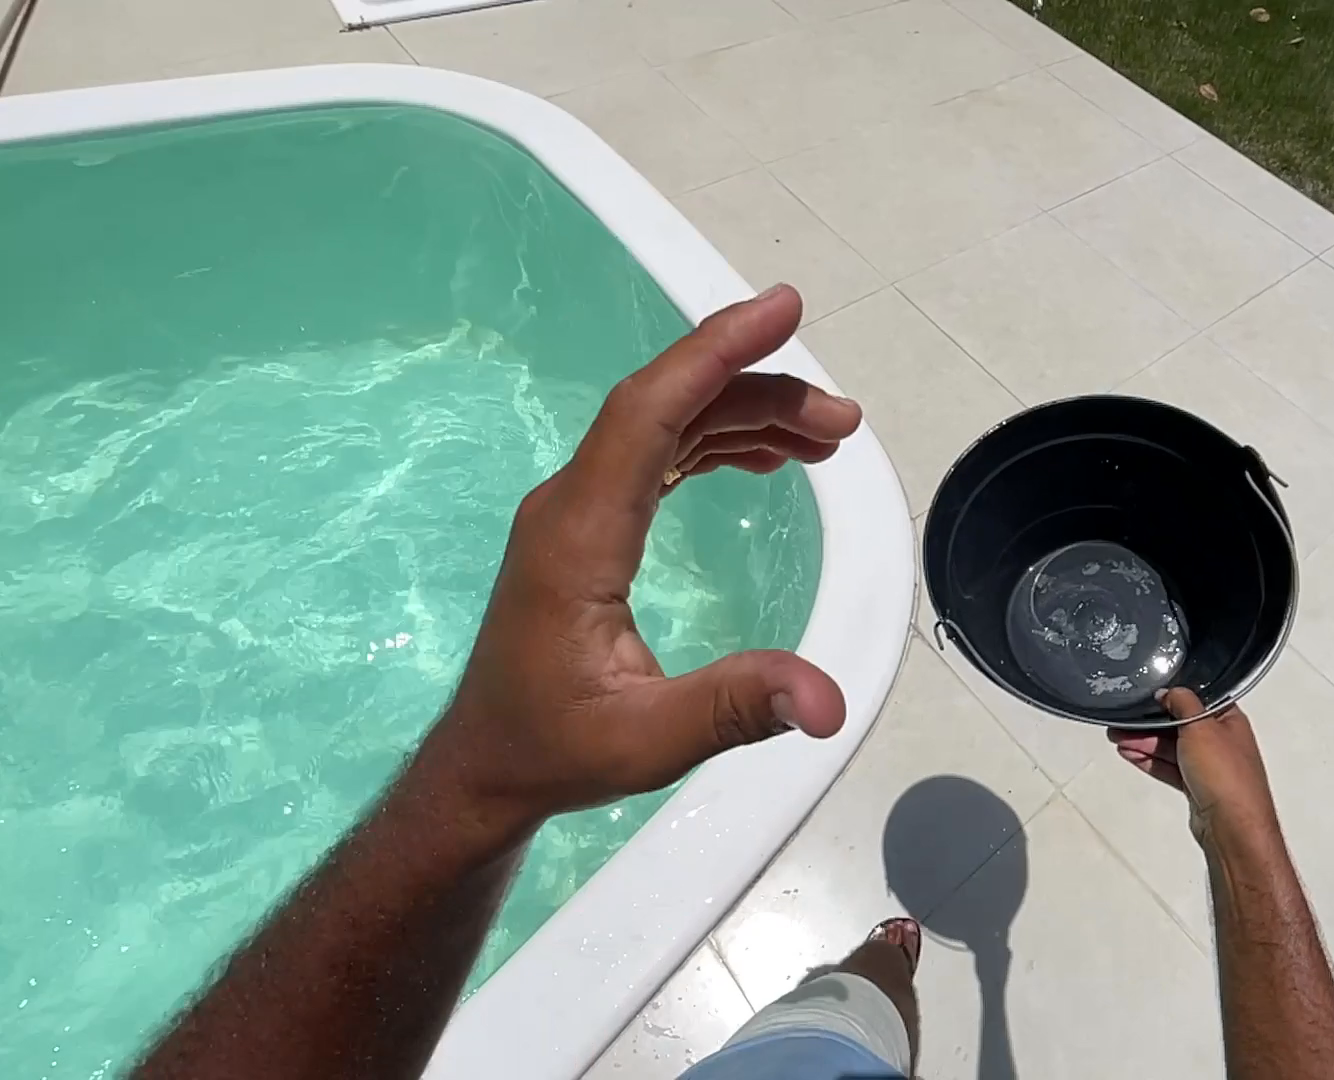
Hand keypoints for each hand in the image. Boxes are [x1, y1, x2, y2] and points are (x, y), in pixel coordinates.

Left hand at [417, 284, 861, 838]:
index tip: (785, 309)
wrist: (490, 763)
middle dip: (760, 392)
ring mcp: (585, 506)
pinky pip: (665, 454)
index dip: (716, 352)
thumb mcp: (651, 740)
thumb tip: (830, 701)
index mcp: (582, 532)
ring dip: (749, 415)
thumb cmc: (558, 748)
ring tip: (825, 436)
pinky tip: (767, 455)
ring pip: (673, 425)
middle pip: (671, 407)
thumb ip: (738, 708)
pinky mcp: (599, 522)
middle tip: (843, 420)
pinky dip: (723, 442)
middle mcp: (578, 500)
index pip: (649, 412)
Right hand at [1108, 688, 1279, 847]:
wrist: (1232, 827)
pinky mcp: (1196, 785)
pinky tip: (1131, 755)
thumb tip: (1170, 692)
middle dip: (1148, 724)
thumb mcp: (1200, 726)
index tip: (1147, 698)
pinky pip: (1168, 767)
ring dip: (1144, 742)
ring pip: (1170, 747)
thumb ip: (1182, 703)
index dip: (1170, 697)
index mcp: (1229, 720)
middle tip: (1123, 723)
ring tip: (1119, 739)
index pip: (1195, 700)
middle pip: (1178, 725)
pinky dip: (1149, 761)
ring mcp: (1208, 765)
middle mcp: (1221, 741)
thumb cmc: (1227, 779)